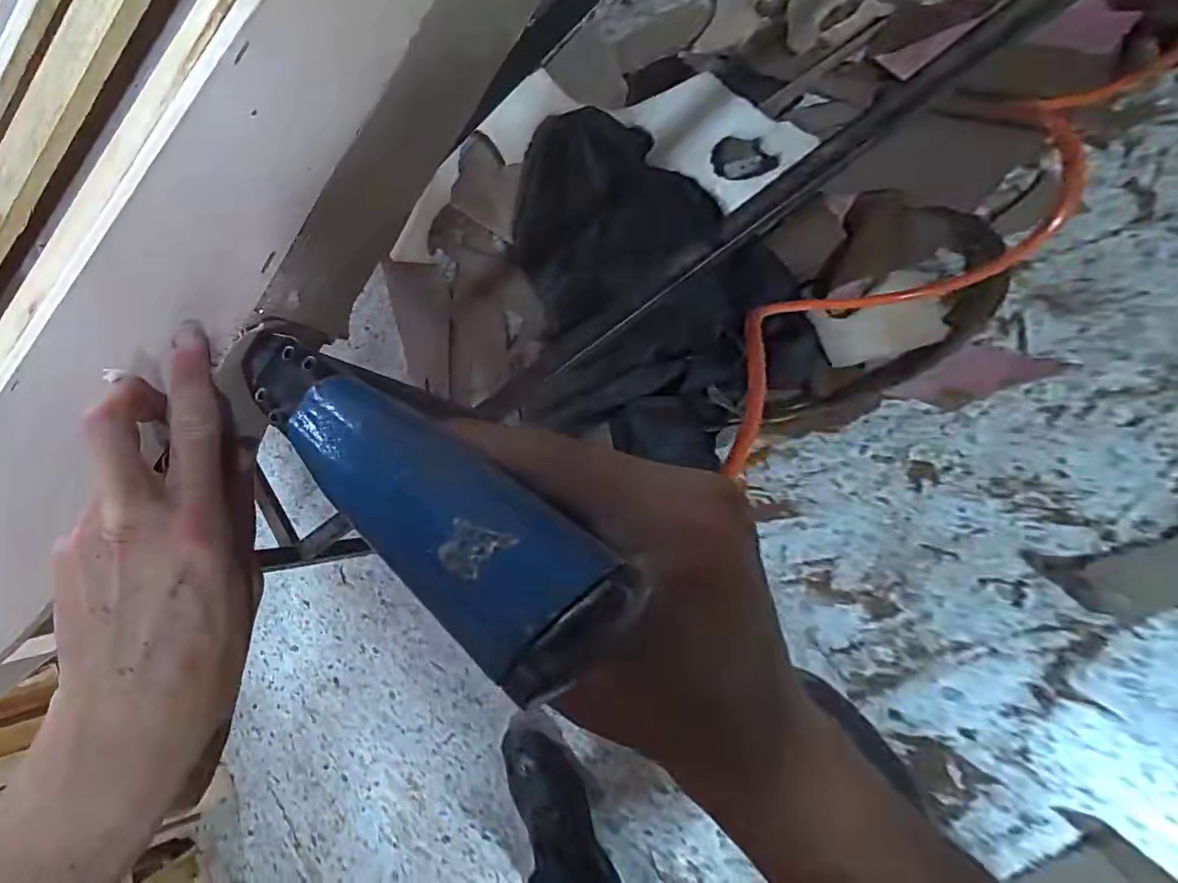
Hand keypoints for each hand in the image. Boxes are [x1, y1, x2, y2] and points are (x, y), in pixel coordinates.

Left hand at [0, 326, 258, 882]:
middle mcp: (133, 519)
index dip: (190, 376)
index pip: (194, 430)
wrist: (120, 733)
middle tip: (148, 403)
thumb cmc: (203, 668)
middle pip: (108, 423)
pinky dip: (118, 520)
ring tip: (155, 533)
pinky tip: (129, 571)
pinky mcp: (60, 556)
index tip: (187, 338)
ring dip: (133, 478)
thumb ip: (238, 513)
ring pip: (107, 474)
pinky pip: (96, 515)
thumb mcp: (245, 592)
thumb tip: (234, 454)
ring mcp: (87, 535)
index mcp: (193, 530)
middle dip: (126, 394)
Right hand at [453, 423, 990, 881]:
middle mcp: (691, 487)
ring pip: (582, 462)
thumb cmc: (662, 710)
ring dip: (525, 472)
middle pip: (566, 455)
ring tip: (467, 483)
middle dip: (495, 459)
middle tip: (433, 467)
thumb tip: (440, 537)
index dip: (480, 444)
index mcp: (670, 522)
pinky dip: (557, 487)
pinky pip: (605, 478)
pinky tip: (522, 504)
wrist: (756, 738)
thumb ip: (505, 592)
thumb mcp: (565, 660)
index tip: (420, 438)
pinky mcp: (694, 499)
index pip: (554, 459)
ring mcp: (699, 488)